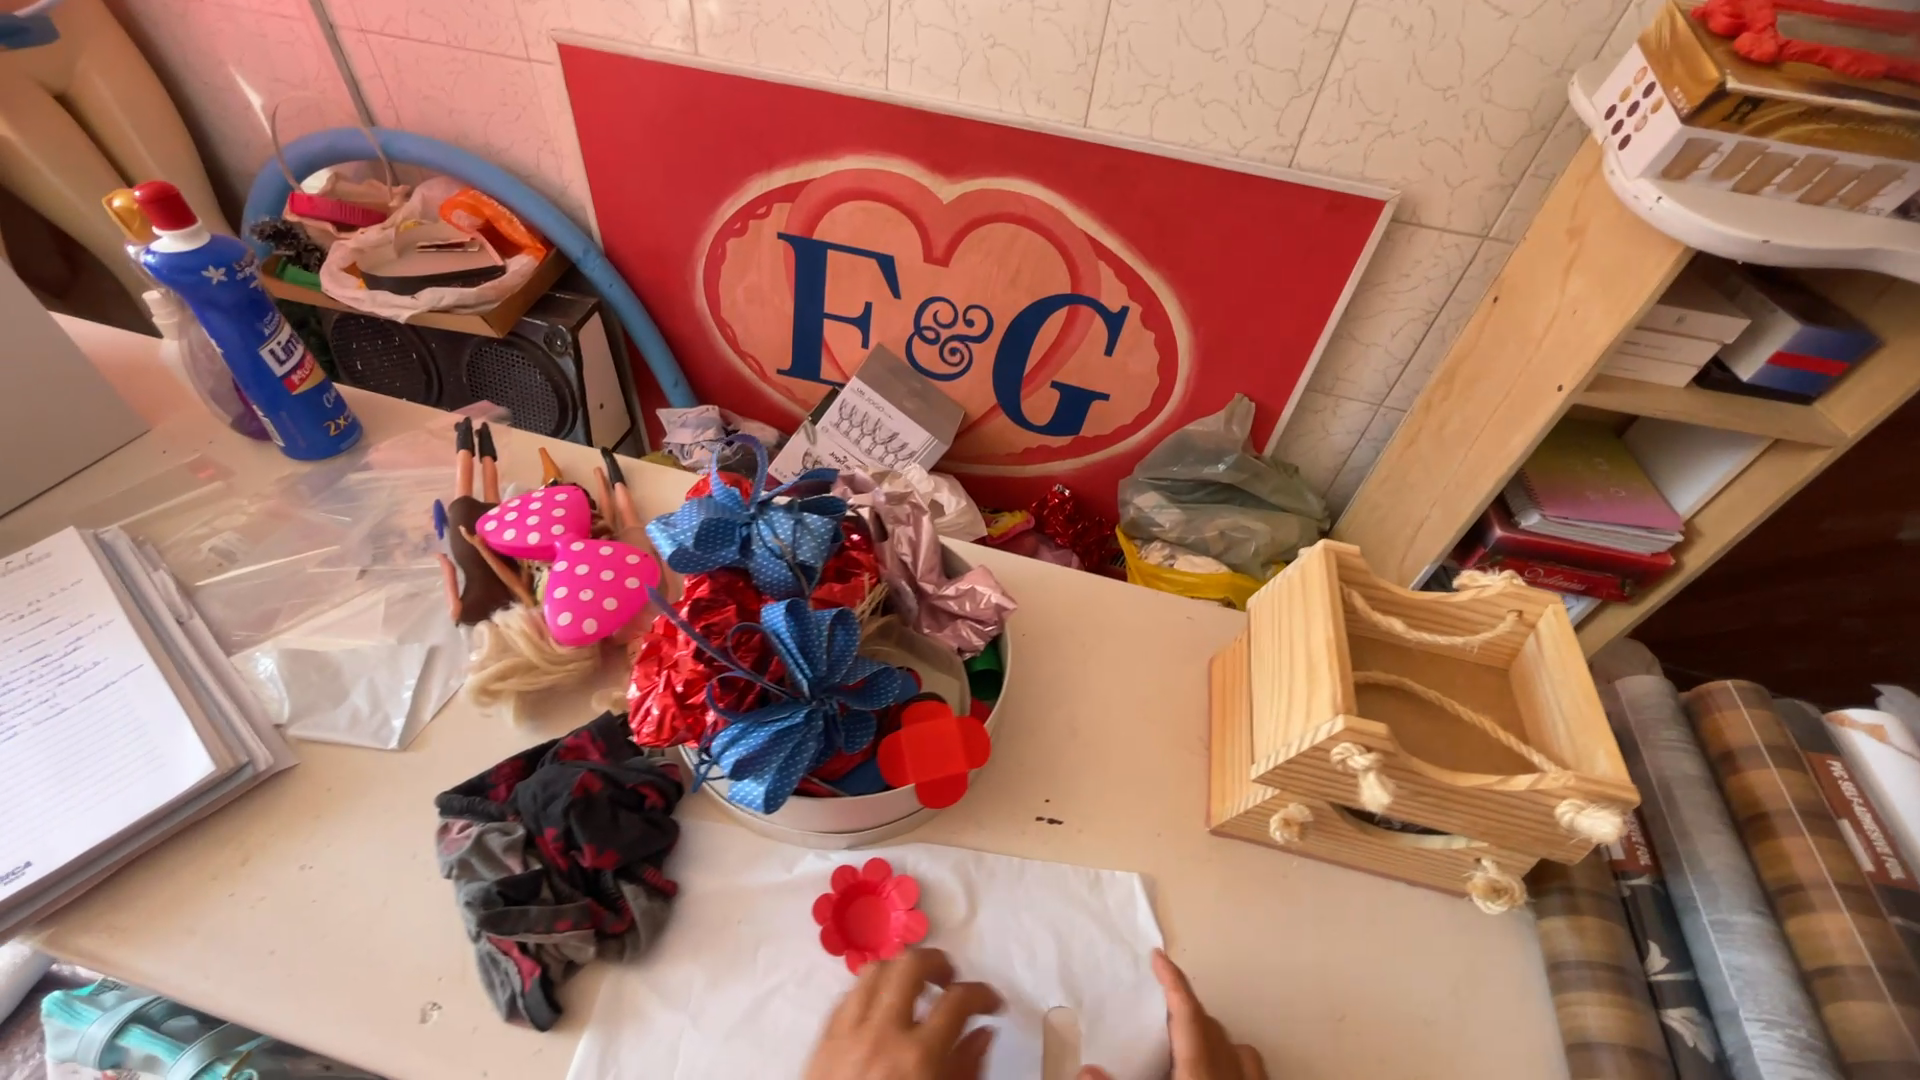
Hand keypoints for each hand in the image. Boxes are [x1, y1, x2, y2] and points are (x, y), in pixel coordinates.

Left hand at [805, 947, 1003, 1079]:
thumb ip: (967, 1070)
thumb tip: (984, 1032)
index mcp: (919, 1058)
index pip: (960, 999)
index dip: (984, 993)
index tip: (992, 1002)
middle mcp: (883, 1034)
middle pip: (912, 965)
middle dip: (938, 963)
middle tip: (950, 981)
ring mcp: (848, 1034)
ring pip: (875, 970)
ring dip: (901, 971)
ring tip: (915, 989)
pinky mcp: (823, 1042)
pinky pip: (848, 996)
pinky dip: (870, 991)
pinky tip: (882, 1007)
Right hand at [1079, 949, 1266, 1079]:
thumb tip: (1083, 1073)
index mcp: (1200, 1070)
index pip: (1185, 1011)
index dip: (1171, 981)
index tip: (1157, 957)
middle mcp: (1232, 1073)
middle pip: (1211, 1027)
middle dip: (1185, 1011)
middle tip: (1160, 1013)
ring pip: (1240, 1050)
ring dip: (1215, 1038)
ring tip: (1191, 1044)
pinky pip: (1254, 1074)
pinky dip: (1236, 1064)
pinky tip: (1221, 1076)